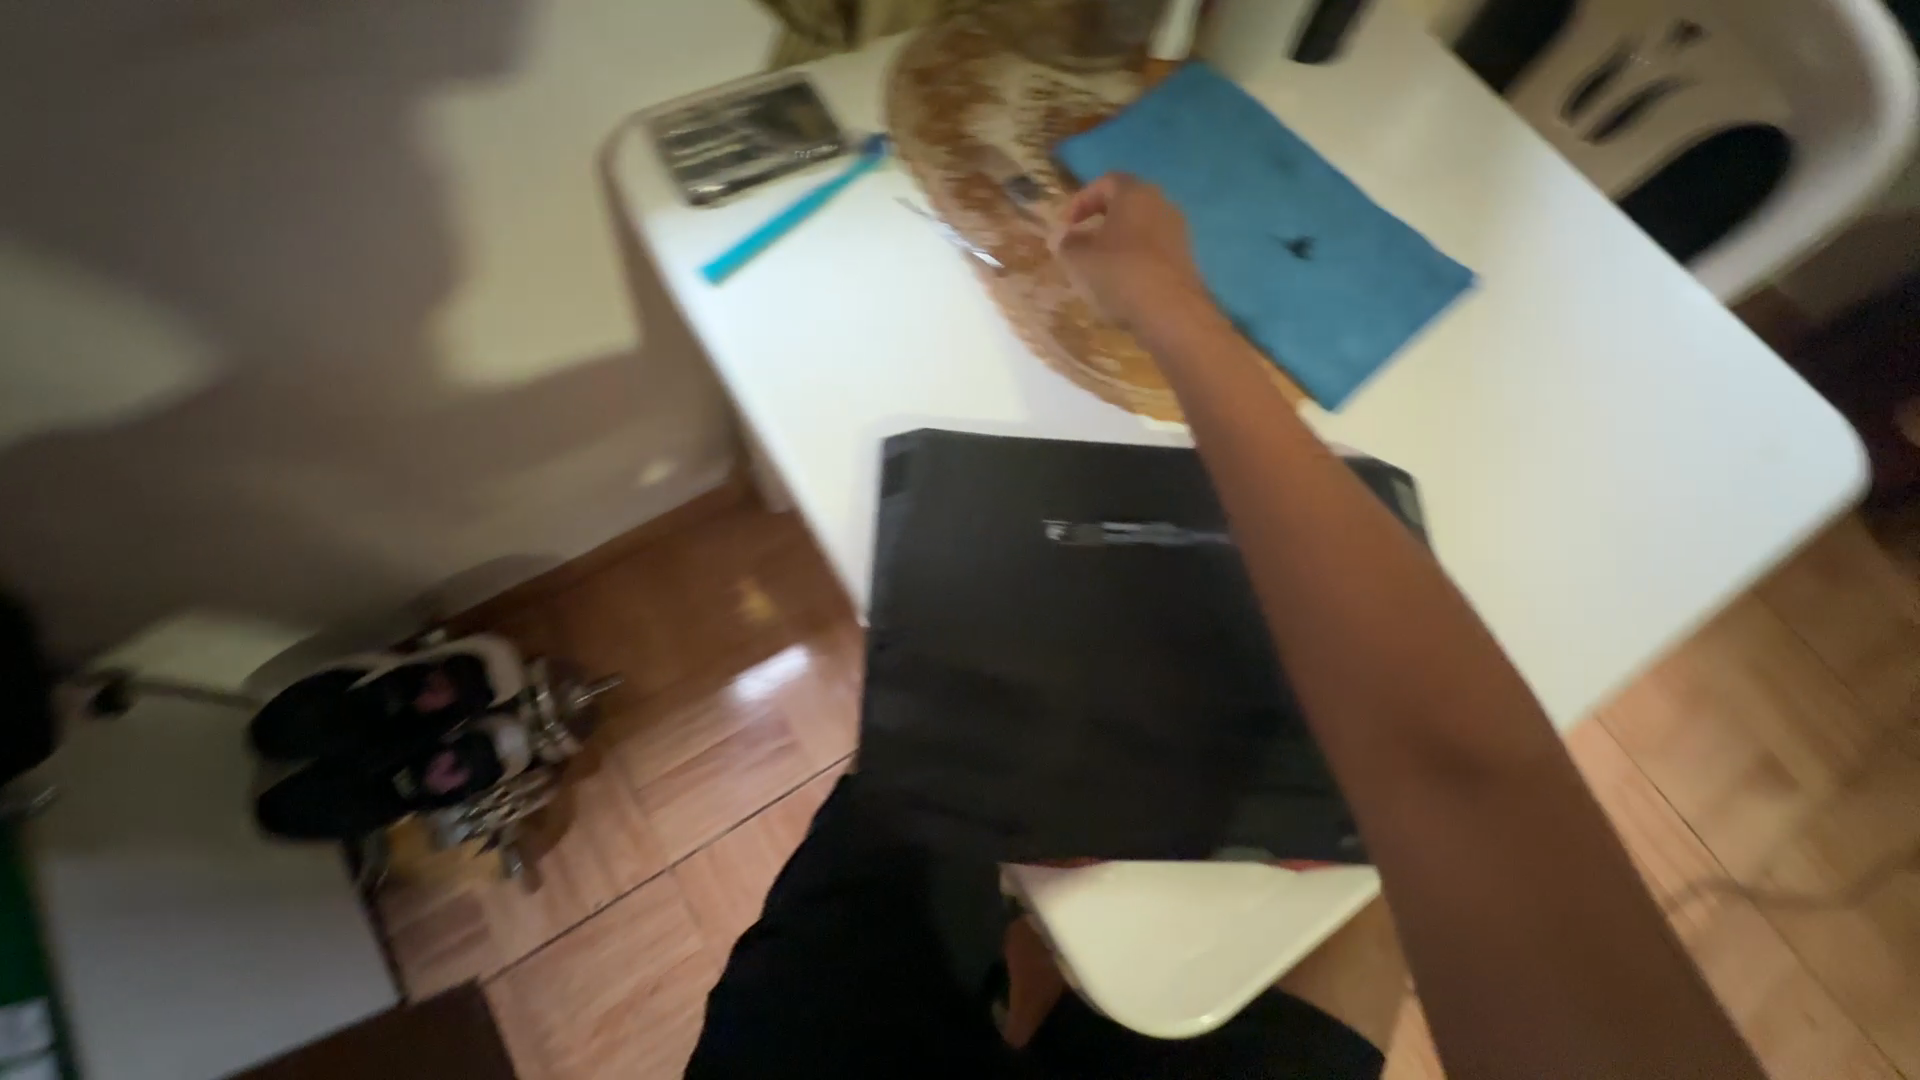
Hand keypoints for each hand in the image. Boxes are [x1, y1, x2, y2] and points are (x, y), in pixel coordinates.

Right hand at [1050, 173, 1214, 333]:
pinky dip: (1134, 260)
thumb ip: (1067, 244)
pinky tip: (1122, 283)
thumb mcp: (1080, 259)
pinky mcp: (1184, 258)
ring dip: (1118, 242)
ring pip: (1140, 228)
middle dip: (1100, 221)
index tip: (1065, 226)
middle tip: (1081, 242)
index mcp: (1134, 193)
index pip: (1105, 182)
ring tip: (1099, 267)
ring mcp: (1177, 231)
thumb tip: (1065, 238)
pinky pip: (1152, 250)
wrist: (1169, 309)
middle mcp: (1160, 203)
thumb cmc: (1119, 272)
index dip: (1080, 201)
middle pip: (1126, 204)